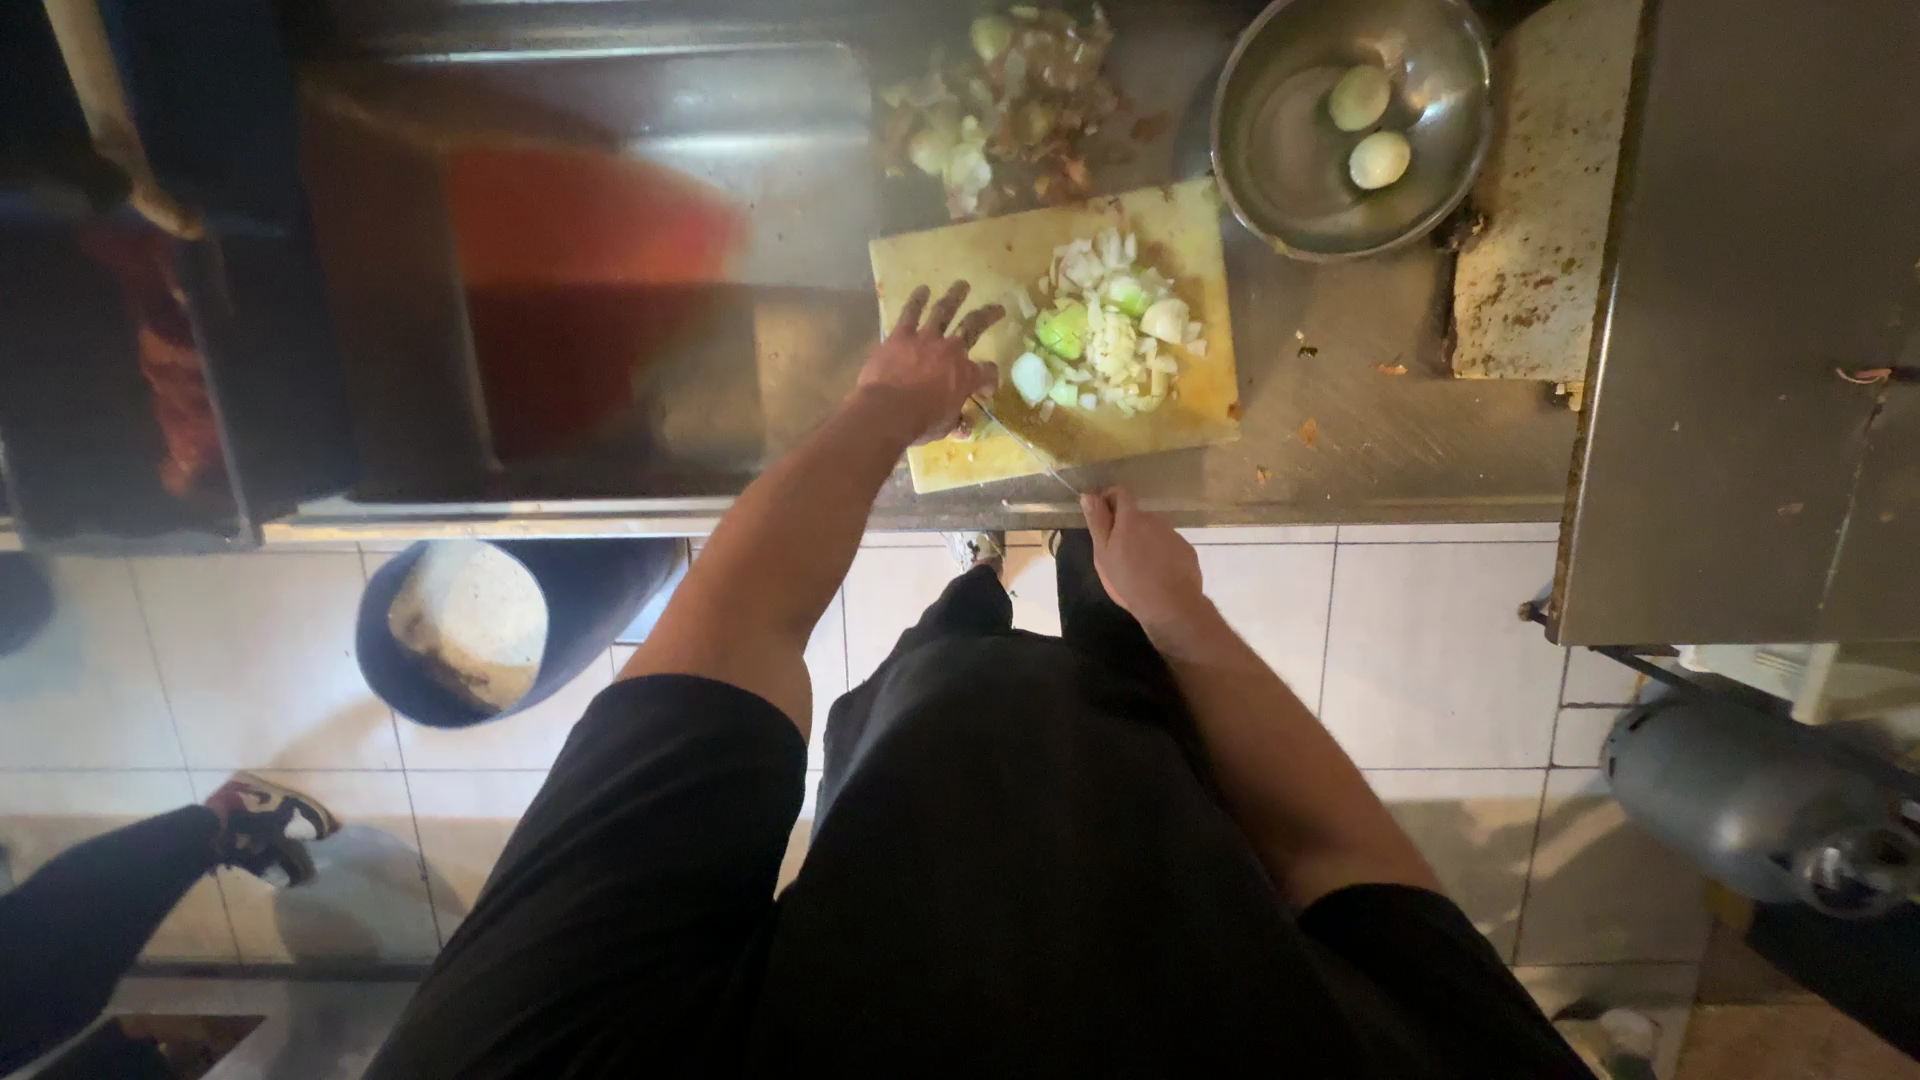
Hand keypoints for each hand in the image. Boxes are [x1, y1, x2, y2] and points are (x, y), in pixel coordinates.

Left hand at [855, 280, 1002, 442]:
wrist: (887, 411)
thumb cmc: (920, 423)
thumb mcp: (944, 427)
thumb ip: (955, 421)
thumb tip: (964, 427)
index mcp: (966, 375)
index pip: (987, 372)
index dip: (990, 379)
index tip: (987, 386)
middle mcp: (951, 351)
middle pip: (974, 326)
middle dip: (988, 315)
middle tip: (998, 307)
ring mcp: (926, 339)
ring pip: (944, 311)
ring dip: (954, 296)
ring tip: (962, 285)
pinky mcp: (901, 336)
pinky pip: (911, 313)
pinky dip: (917, 300)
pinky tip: (922, 290)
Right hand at [1081, 487, 1212, 641]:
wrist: (1170, 604)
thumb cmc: (1129, 579)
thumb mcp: (1103, 553)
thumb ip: (1097, 522)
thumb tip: (1089, 495)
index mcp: (1131, 518)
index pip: (1120, 493)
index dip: (1109, 500)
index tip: (1102, 518)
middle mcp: (1154, 520)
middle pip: (1137, 516)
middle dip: (1126, 528)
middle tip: (1119, 555)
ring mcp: (1173, 535)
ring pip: (1153, 532)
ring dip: (1144, 542)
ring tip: (1139, 569)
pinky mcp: (1186, 550)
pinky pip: (1169, 546)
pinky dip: (1161, 555)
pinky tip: (1158, 575)